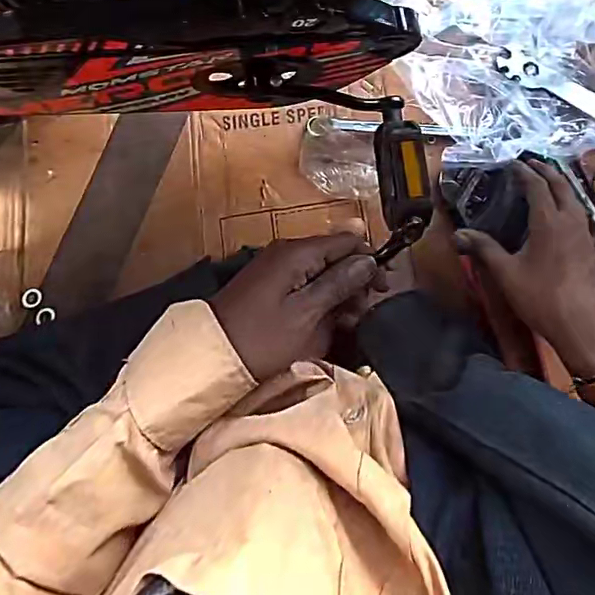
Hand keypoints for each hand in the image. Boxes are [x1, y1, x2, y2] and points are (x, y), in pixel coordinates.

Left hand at [209, 233, 381, 380]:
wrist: (210, 354)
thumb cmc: (260, 338)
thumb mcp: (306, 314)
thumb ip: (338, 284)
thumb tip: (367, 260)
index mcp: (297, 252)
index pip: (347, 241)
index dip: (370, 261)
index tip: (384, 289)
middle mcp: (287, 252)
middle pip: (335, 256)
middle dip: (355, 281)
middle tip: (363, 314)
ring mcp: (277, 268)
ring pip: (322, 272)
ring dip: (339, 295)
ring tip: (347, 325)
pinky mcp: (271, 285)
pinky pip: (305, 284)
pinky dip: (320, 300)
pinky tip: (326, 324)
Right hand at [453, 159, 594, 379]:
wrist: (584, 328)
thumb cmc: (543, 298)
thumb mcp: (506, 273)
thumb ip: (484, 249)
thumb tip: (460, 234)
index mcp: (549, 222)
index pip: (537, 186)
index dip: (524, 172)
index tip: (511, 164)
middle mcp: (571, 222)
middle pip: (562, 186)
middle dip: (546, 171)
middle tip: (530, 163)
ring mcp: (585, 236)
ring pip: (575, 199)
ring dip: (560, 185)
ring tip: (545, 181)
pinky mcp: (592, 249)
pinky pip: (579, 215)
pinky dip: (567, 203)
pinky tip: (559, 214)